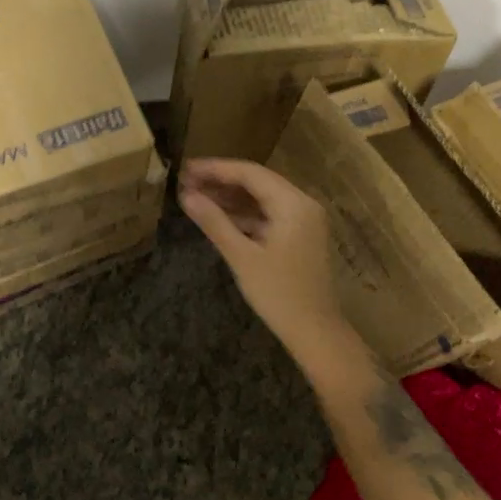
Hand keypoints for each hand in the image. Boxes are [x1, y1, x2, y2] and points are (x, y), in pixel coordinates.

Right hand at [179, 158, 346, 355]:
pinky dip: (245, 215)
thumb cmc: (278, 294)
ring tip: (197, 198)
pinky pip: (269, 216)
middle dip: (221, 182)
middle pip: (257, 183)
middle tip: (186, 183)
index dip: (216, 169)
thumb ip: (215, 222)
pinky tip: (220, 219)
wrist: (314, 330)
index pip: (250, 173)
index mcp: (293, 204)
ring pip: (262, 200)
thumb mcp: (242, 257)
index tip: (186, 169)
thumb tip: (186, 196)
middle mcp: (302, 205)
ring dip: (231, 199)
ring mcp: (303, 221)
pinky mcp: (300, 237)